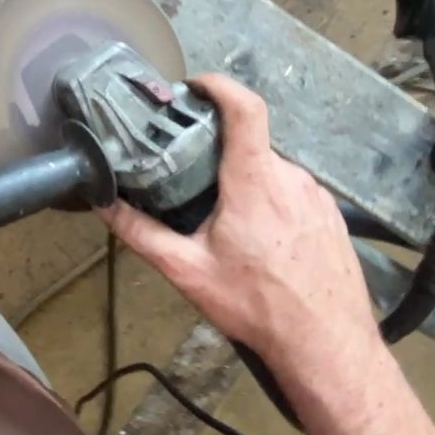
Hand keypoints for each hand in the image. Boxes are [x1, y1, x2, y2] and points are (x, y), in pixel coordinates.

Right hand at [97, 74, 382, 376]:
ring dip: (241, 179)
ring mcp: (317, 196)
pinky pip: (291, 190)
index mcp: (255, 181)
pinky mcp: (331, 216)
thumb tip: (102, 202)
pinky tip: (255, 236)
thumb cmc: (256, 305)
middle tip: (186, 174)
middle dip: (215, 151)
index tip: (193, 86)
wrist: (330, 349)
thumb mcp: (186, 271)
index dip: (219, 86)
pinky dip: (267, 198)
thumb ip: (140, 232)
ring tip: (217, 213)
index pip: (245, 109)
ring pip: (269, 168)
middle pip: (248, 143)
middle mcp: (291, 178)